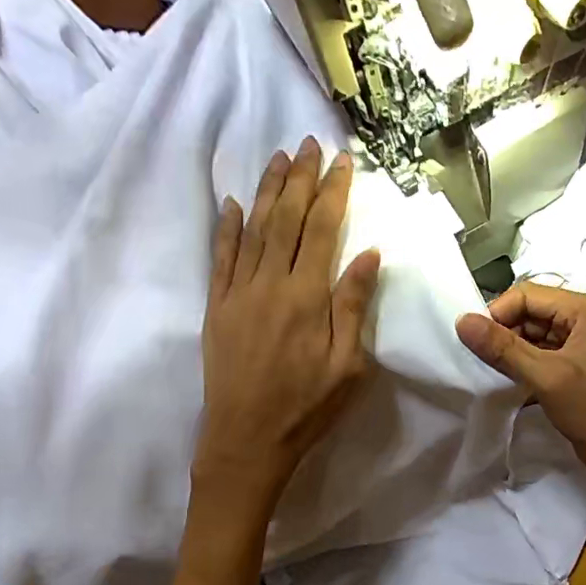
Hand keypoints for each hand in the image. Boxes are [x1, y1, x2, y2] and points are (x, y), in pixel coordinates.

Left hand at [196, 139, 379, 504]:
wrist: (246, 440)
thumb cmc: (307, 408)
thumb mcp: (349, 366)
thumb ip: (354, 306)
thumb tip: (369, 254)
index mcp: (307, 297)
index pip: (321, 230)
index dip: (333, 192)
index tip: (342, 162)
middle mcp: (269, 284)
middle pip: (285, 219)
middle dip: (299, 178)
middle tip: (309, 144)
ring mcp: (237, 293)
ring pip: (252, 229)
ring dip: (266, 191)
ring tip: (278, 158)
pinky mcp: (216, 308)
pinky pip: (220, 257)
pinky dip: (226, 227)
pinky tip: (232, 204)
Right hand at [455, 283, 585, 491]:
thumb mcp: (546, 377)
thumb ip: (503, 348)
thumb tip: (461, 321)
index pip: (528, 295)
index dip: (497, 314)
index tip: (473, 342)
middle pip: (530, 312)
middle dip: (503, 332)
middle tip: (480, 360)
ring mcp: (582, 341)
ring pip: (533, 334)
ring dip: (511, 350)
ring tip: (492, 371)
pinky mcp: (577, 364)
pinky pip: (542, 353)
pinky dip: (523, 363)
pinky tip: (507, 380)